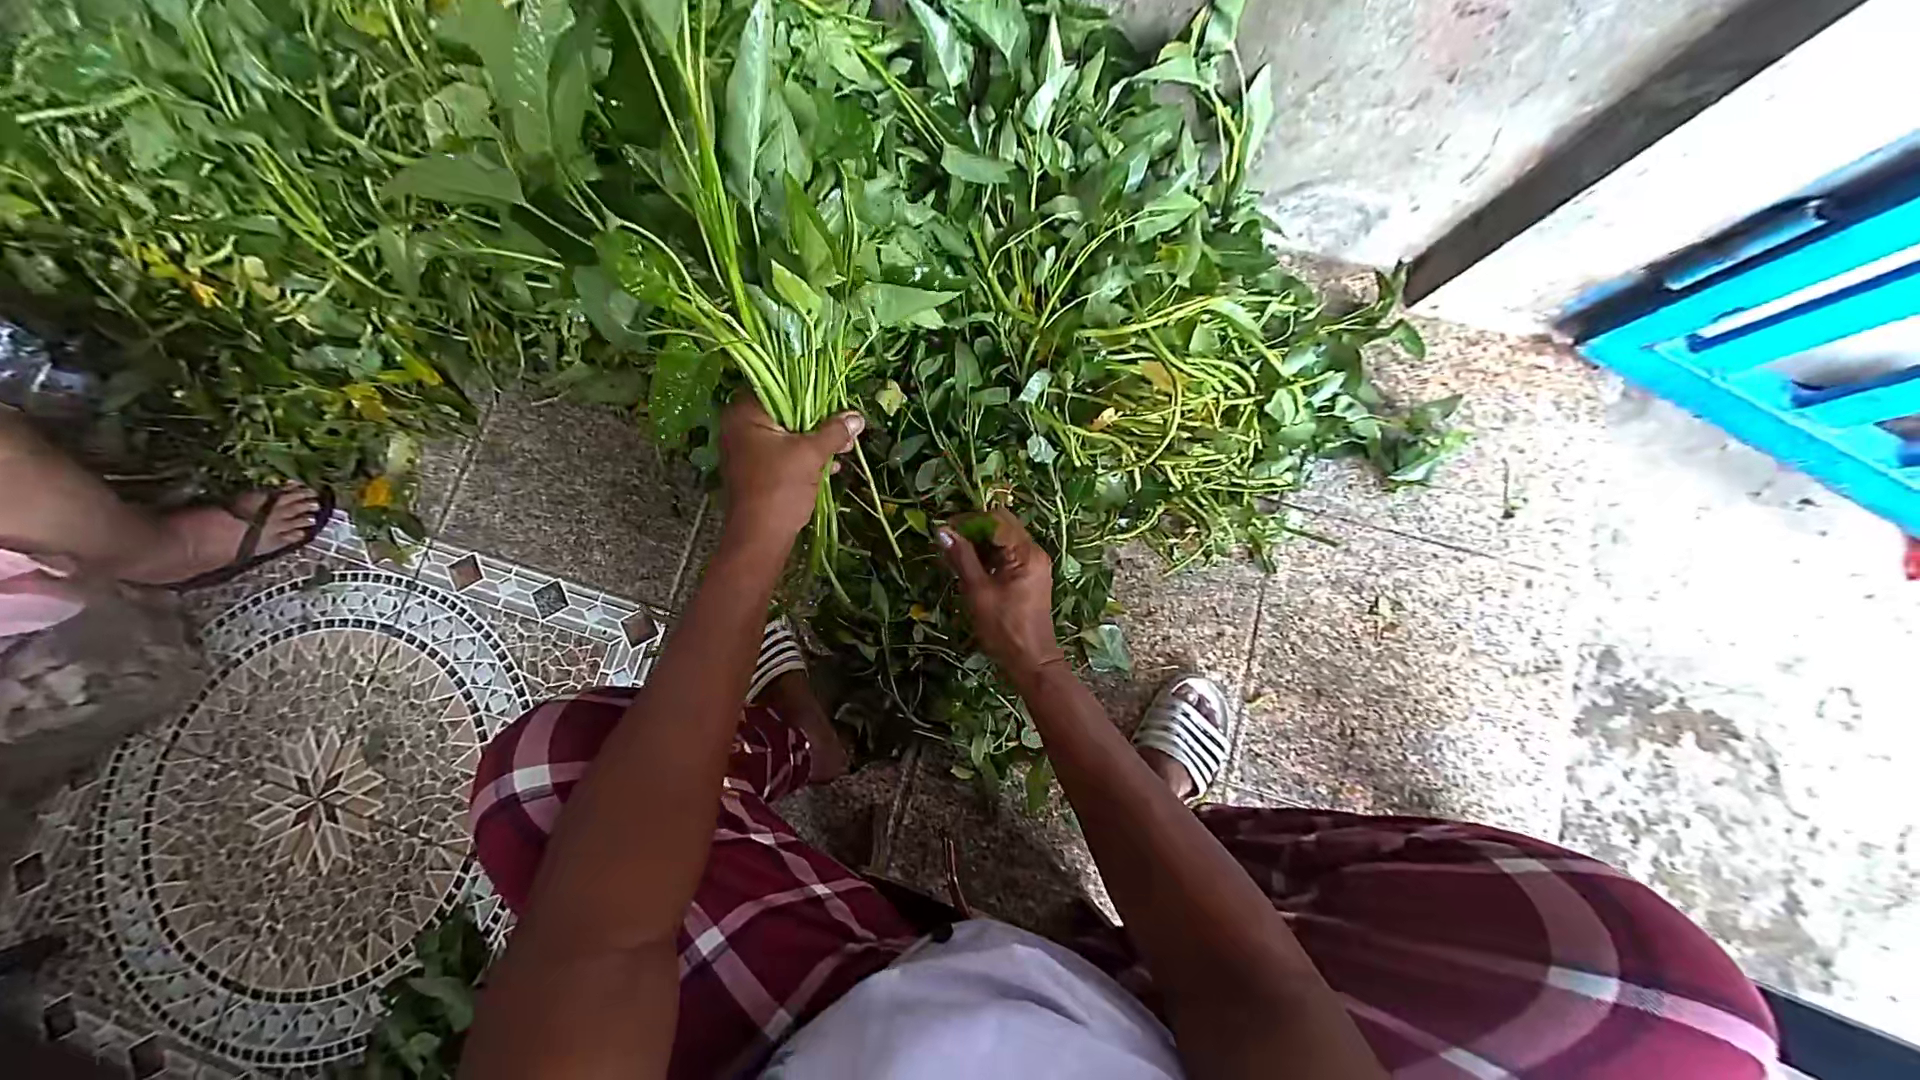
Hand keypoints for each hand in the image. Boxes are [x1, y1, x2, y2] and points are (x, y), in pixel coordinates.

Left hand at [719, 398, 864, 547]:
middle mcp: (739, 427)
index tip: (836, 400)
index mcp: (745, 413)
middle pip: (784, 412)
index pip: (779, 387)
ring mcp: (744, 450)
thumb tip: (857, 417)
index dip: (810, 392)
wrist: (760, 537)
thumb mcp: (811, 455)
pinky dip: (804, 457)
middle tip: (844, 427)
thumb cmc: (780, 488)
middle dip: (818, 420)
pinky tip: (829, 465)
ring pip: (786, 435)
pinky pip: (782, 454)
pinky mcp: (754, 470)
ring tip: (844, 447)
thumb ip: (834, 432)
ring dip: (815, 441)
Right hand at [937, 508, 1064, 683]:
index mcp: (1026, 552)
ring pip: (1003, 540)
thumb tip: (942, 531)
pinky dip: (988, 557)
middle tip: (948, 543)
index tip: (945, 531)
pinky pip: (1007, 555)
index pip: (996, 520)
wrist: (1031, 660)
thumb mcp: (978, 591)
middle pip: (1001, 526)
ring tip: (954, 556)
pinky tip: (969, 567)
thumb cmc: (1004, 628)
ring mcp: (1034, 564)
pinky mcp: (1029, 575)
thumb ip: (962, 557)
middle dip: (973, 531)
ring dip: (979, 544)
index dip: (969, 520)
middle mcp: (1034, 552)